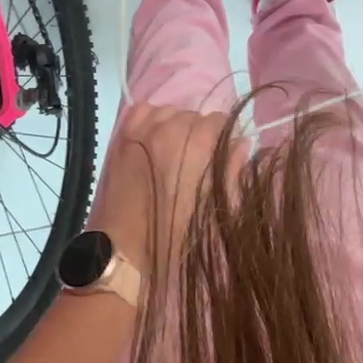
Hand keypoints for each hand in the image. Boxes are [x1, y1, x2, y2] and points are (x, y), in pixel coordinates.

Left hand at [86, 104, 243, 272]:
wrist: (125, 250)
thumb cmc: (177, 236)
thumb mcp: (216, 207)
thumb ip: (232, 170)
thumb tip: (241, 143)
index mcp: (197, 143)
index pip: (221, 121)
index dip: (225, 138)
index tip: (223, 156)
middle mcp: (170, 128)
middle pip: (195, 116)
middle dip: (201, 134)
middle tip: (198, 161)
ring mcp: (142, 130)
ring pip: (170, 112)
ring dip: (176, 126)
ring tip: (175, 153)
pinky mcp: (121, 137)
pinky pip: (143, 112)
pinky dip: (152, 121)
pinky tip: (155, 141)